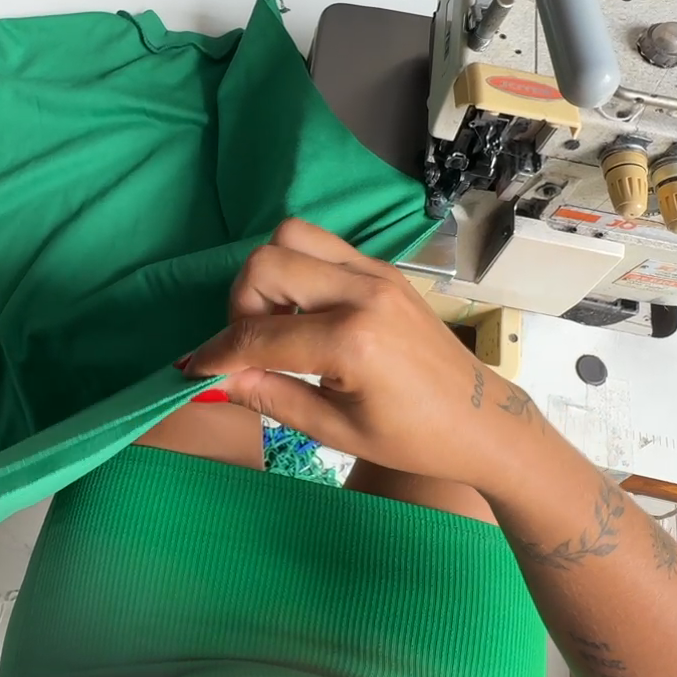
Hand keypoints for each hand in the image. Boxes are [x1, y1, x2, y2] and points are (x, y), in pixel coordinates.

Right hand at [183, 218, 538, 488]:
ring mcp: (375, 272)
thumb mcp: (335, 432)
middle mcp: (363, 291)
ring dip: (268, 276)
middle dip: (240, 304)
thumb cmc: (414, 439)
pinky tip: (306, 313)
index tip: (192, 369)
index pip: (258, 335)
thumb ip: (270, 396)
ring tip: (278, 322)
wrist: (483, 420)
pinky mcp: (382, 268)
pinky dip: (297, 270)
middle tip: (251, 345)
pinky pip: (322, 246)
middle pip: (267, 262)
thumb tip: (217, 379)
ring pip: (292, 236)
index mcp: (353, 341)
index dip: (216, 353)